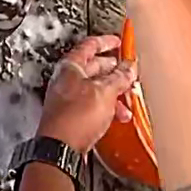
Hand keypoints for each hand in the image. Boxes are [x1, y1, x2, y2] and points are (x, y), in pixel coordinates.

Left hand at [37, 33, 137, 154]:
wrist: (60, 149)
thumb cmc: (75, 117)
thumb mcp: (105, 92)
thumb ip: (119, 77)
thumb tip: (129, 67)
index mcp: (71, 66)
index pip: (90, 46)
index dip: (106, 42)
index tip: (117, 41)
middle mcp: (67, 80)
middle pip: (93, 67)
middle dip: (114, 70)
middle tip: (128, 71)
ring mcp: (68, 98)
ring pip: (95, 88)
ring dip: (113, 91)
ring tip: (128, 98)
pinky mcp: (72, 116)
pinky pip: (93, 105)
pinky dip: (107, 107)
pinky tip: (118, 115)